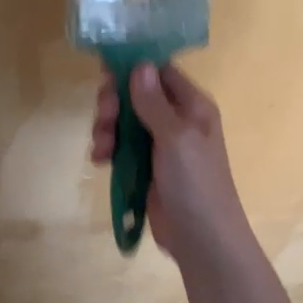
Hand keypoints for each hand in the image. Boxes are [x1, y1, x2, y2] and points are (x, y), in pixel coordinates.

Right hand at [90, 63, 250, 261]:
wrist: (202, 239)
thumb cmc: (196, 183)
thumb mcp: (175, 137)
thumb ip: (154, 101)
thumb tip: (140, 64)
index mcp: (192, 105)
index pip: (159, 71)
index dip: (132, 67)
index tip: (103, 70)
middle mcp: (176, 119)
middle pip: (135, 94)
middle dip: (114, 103)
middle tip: (104, 118)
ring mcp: (160, 144)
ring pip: (124, 121)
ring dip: (107, 128)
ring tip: (101, 149)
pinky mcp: (146, 167)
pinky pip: (120, 146)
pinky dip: (108, 149)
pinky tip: (100, 161)